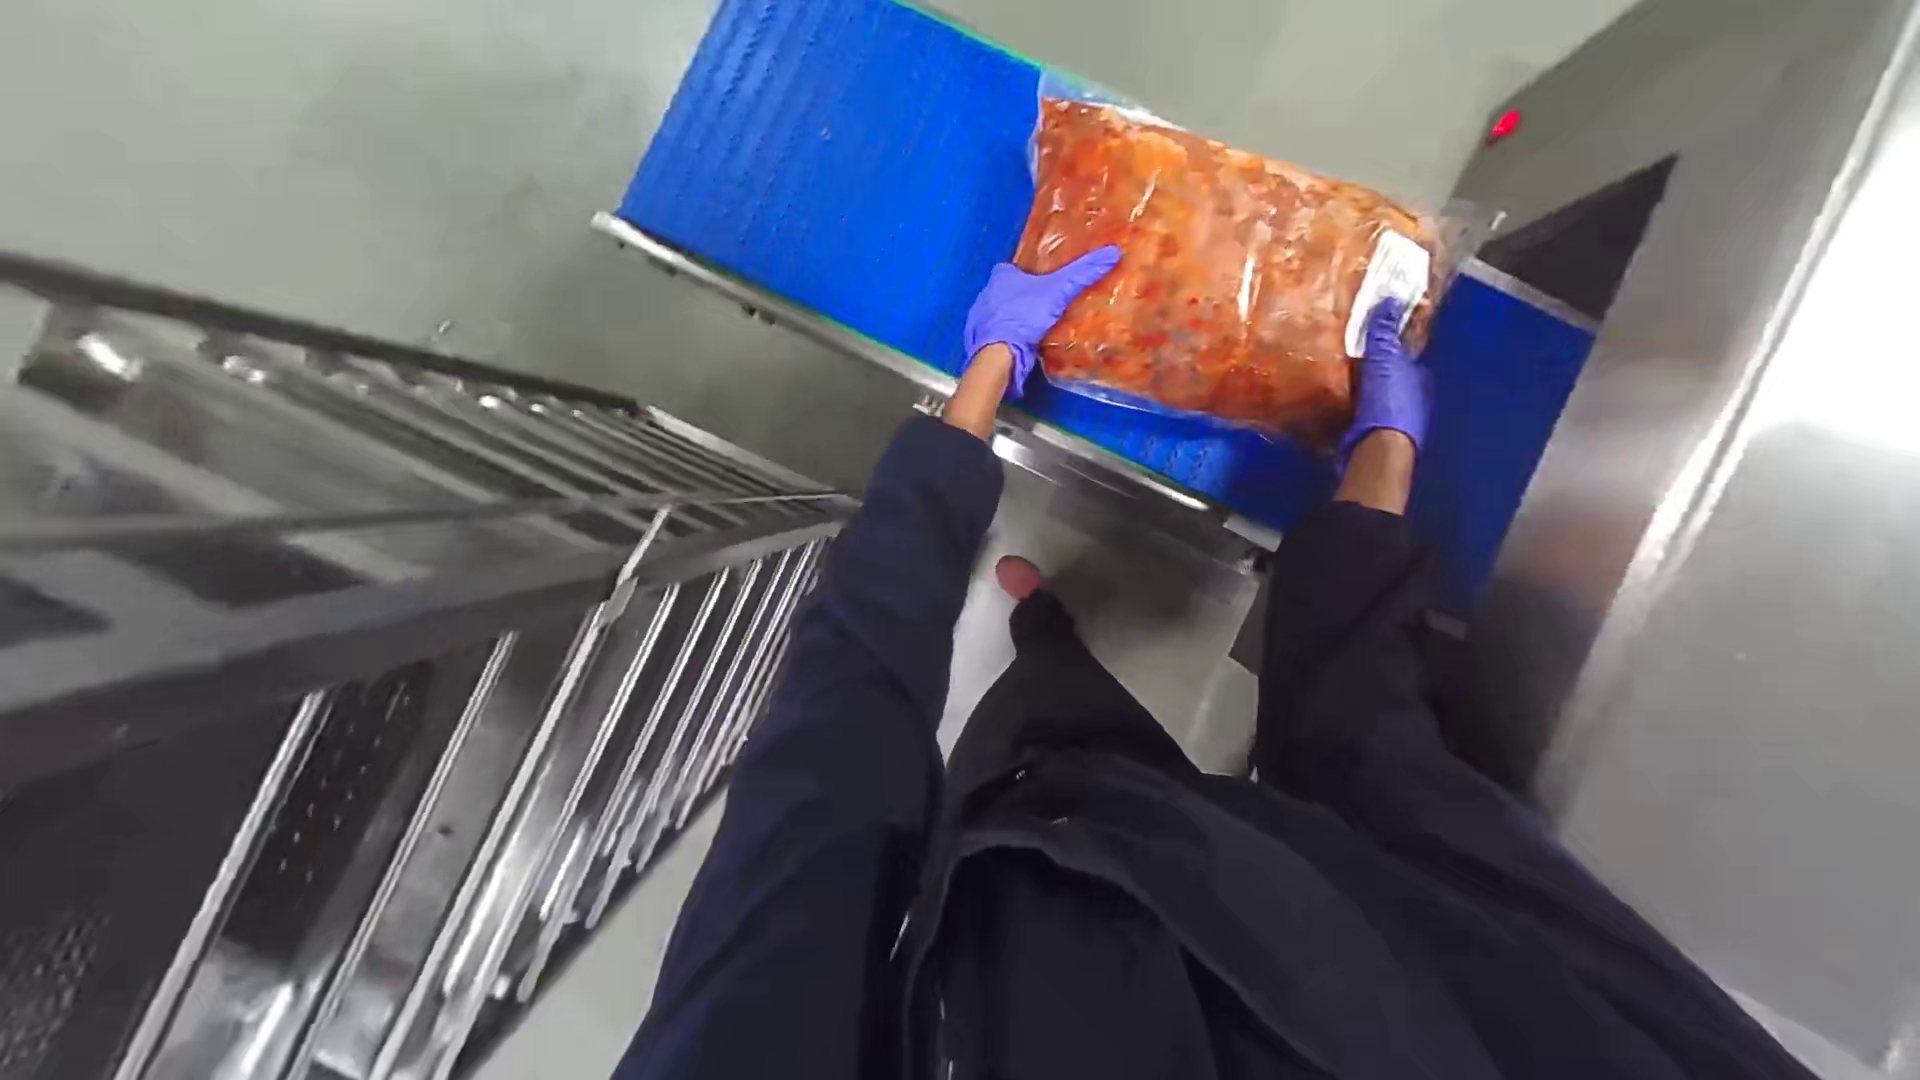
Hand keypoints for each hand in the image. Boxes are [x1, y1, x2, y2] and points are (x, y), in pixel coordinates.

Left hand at [962, 245, 1121, 399]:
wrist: (999, 354)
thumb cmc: (1025, 315)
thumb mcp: (1059, 290)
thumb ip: (1083, 274)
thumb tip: (1113, 253)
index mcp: (1000, 276)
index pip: (1012, 267)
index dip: (1027, 273)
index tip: (1043, 280)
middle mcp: (985, 295)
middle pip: (1006, 292)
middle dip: (1022, 297)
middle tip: (1044, 304)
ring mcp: (980, 321)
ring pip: (1001, 315)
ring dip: (1015, 320)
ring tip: (1037, 326)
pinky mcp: (981, 343)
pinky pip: (998, 337)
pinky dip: (1008, 339)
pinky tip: (1022, 345)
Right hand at [1339, 300, 1429, 466]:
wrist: (1380, 445)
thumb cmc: (1387, 401)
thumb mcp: (1385, 360)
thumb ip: (1384, 334)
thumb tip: (1391, 299)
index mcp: (1417, 378)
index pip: (1401, 357)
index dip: (1384, 348)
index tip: (1363, 342)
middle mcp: (1410, 399)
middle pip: (1386, 379)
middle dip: (1369, 372)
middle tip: (1341, 361)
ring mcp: (1392, 421)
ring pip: (1372, 399)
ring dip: (1357, 393)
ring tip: (1331, 383)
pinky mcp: (1371, 437)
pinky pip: (1357, 417)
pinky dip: (1347, 411)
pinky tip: (1330, 407)